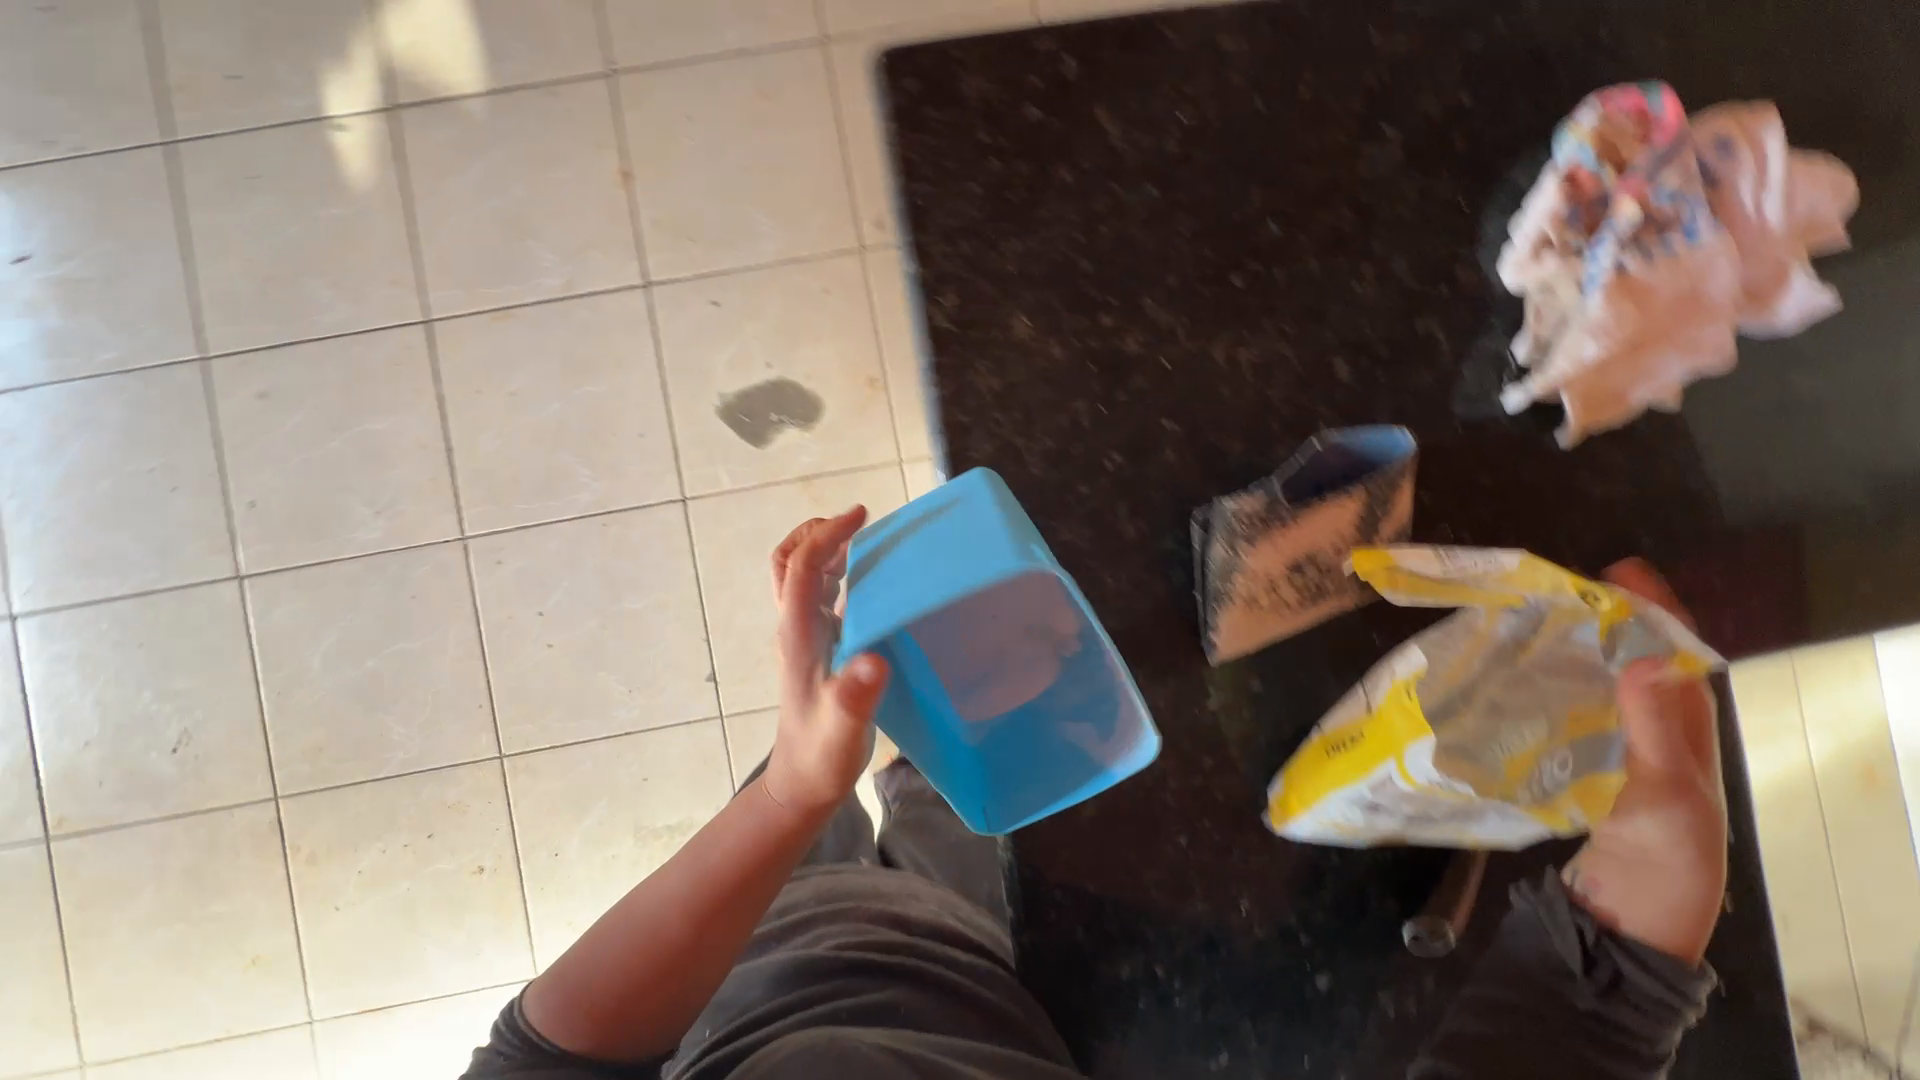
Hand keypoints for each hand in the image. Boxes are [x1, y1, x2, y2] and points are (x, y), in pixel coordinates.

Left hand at [762, 507, 890, 816]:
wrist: (802, 782)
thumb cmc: (821, 755)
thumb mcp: (842, 727)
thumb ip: (854, 697)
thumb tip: (873, 661)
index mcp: (797, 633)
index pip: (802, 567)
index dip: (827, 535)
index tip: (861, 515)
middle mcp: (795, 626)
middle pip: (788, 561)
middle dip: (816, 533)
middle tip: (857, 521)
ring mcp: (803, 636)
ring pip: (799, 575)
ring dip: (824, 549)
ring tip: (864, 539)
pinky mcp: (817, 647)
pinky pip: (820, 596)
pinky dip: (837, 574)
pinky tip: (868, 581)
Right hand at [1562, 558, 1727, 964]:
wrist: (1621, 924)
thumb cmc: (1659, 863)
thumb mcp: (1664, 797)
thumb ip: (1655, 730)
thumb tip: (1646, 657)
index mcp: (1689, 738)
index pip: (1680, 658)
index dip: (1657, 612)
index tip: (1619, 572)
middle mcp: (1660, 739)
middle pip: (1642, 664)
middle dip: (1612, 621)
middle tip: (1563, 591)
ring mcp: (1622, 756)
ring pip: (1606, 687)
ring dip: (1580, 650)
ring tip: (1536, 621)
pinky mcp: (1586, 772)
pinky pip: (1577, 714)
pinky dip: (1556, 686)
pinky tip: (1521, 679)